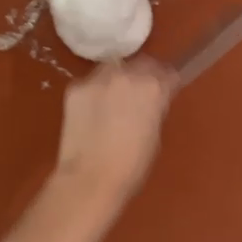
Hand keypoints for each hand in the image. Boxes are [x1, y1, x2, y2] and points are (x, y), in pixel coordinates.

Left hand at [52, 59, 176, 198]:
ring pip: (113, 68)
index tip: (165, 90)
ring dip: (118, 79)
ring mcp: (97, 79)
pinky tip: (92, 111)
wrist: (90, 178)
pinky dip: (95, 92)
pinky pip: (91, 83)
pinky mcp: (75, 87)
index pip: (166, 72)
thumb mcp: (154, 134)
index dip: (166, 82)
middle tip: (140, 94)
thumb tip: (151, 101)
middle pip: (141, 64)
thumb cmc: (132, 166)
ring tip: (114, 100)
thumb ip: (154, 109)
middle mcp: (126, 75)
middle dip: (143, 75)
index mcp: (153, 88)